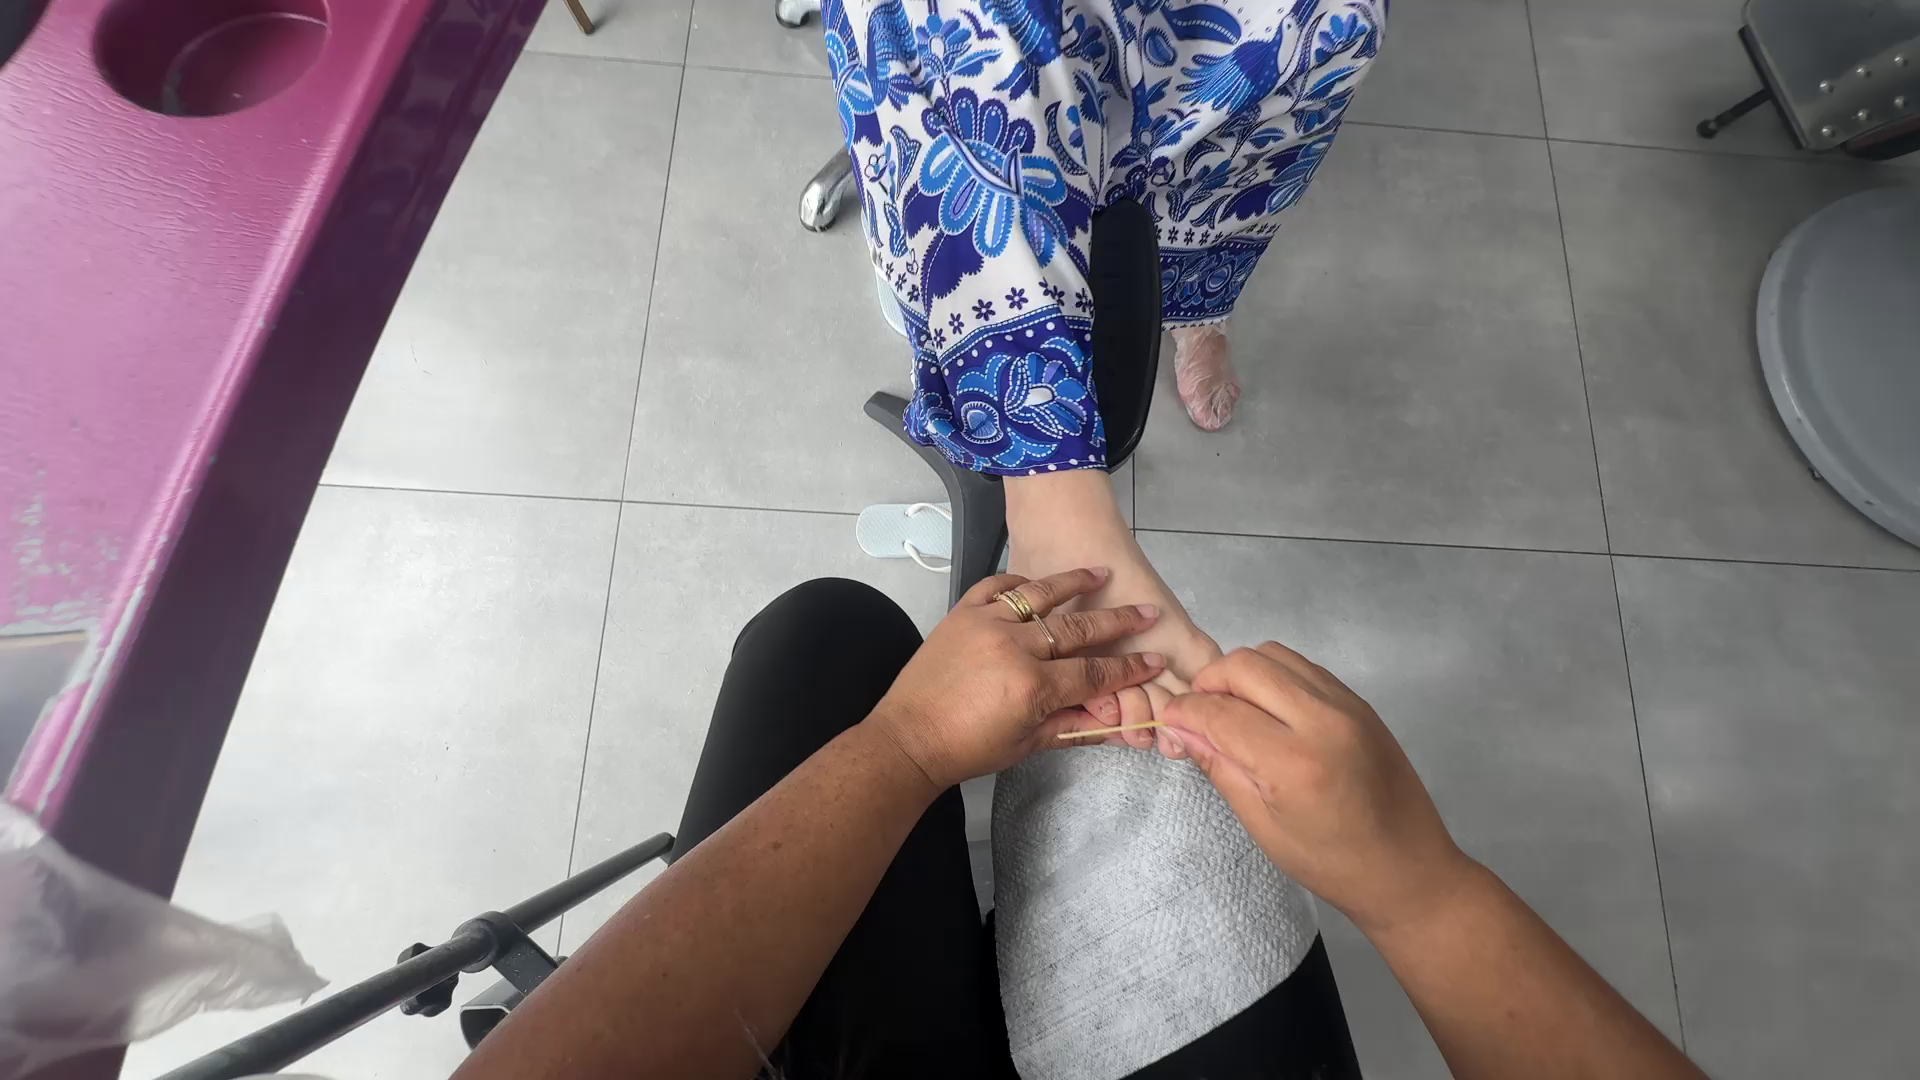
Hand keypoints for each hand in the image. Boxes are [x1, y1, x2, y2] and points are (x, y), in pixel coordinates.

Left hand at [866, 569, 1166, 789]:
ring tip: (1101, 572)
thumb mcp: (1025, 745)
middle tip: (1147, 611)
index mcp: (1030, 686)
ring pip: (1039, 595)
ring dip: (1073, 582)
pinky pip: (995, 587)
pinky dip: (1018, 582)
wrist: (909, 737)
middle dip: (1118, 621)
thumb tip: (1117, 720)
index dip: (1128, 670)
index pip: (1093, 674)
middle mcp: (1012, 647)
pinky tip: (1036, 582)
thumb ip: (1072, 726)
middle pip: (1076, 629)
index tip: (1155, 659)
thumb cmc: (968, 749)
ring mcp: (985, 623)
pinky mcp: (962, 612)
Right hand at [1158, 643, 1476, 935]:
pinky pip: (1300, 666)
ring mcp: (1346, 704)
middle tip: (1199, 712)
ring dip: (1240, 674)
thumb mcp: (1262, 824)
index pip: (1219, 713)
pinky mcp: (1358, 700)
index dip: (1183, 711)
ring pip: (1271, 654)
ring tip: (1233, 707)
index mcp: (1295, 763)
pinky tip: (1267, 709)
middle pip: (1244, 665)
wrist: (1413, 872)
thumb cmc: (1331, 863)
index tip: (1167, 718)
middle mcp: (1323, 720)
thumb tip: (1177, 727)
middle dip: (1208, 682)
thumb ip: (1218, 765)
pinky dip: (1271, 676)